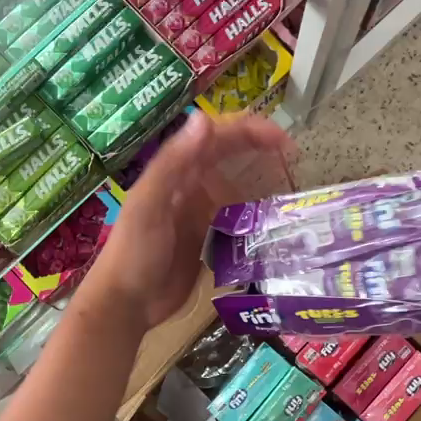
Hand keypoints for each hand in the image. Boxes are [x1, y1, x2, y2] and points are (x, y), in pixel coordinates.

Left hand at [77, 111, 293, 329]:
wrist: (125, 303)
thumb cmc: (134, 252)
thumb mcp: (150, 203)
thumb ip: (173, 161)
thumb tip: (205, 118)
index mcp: (177, 172)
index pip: (218, 138)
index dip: (251, 132)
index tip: (284, 142)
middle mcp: (190, 187)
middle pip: (230, 159)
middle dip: (262, 154)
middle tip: (295, 164)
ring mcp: (199, 215)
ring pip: (236, 189)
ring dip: (261, 186)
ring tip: (291, 192)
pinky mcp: (206, 243)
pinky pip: (235, 222)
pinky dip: (254, 219)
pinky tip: (274, 226)